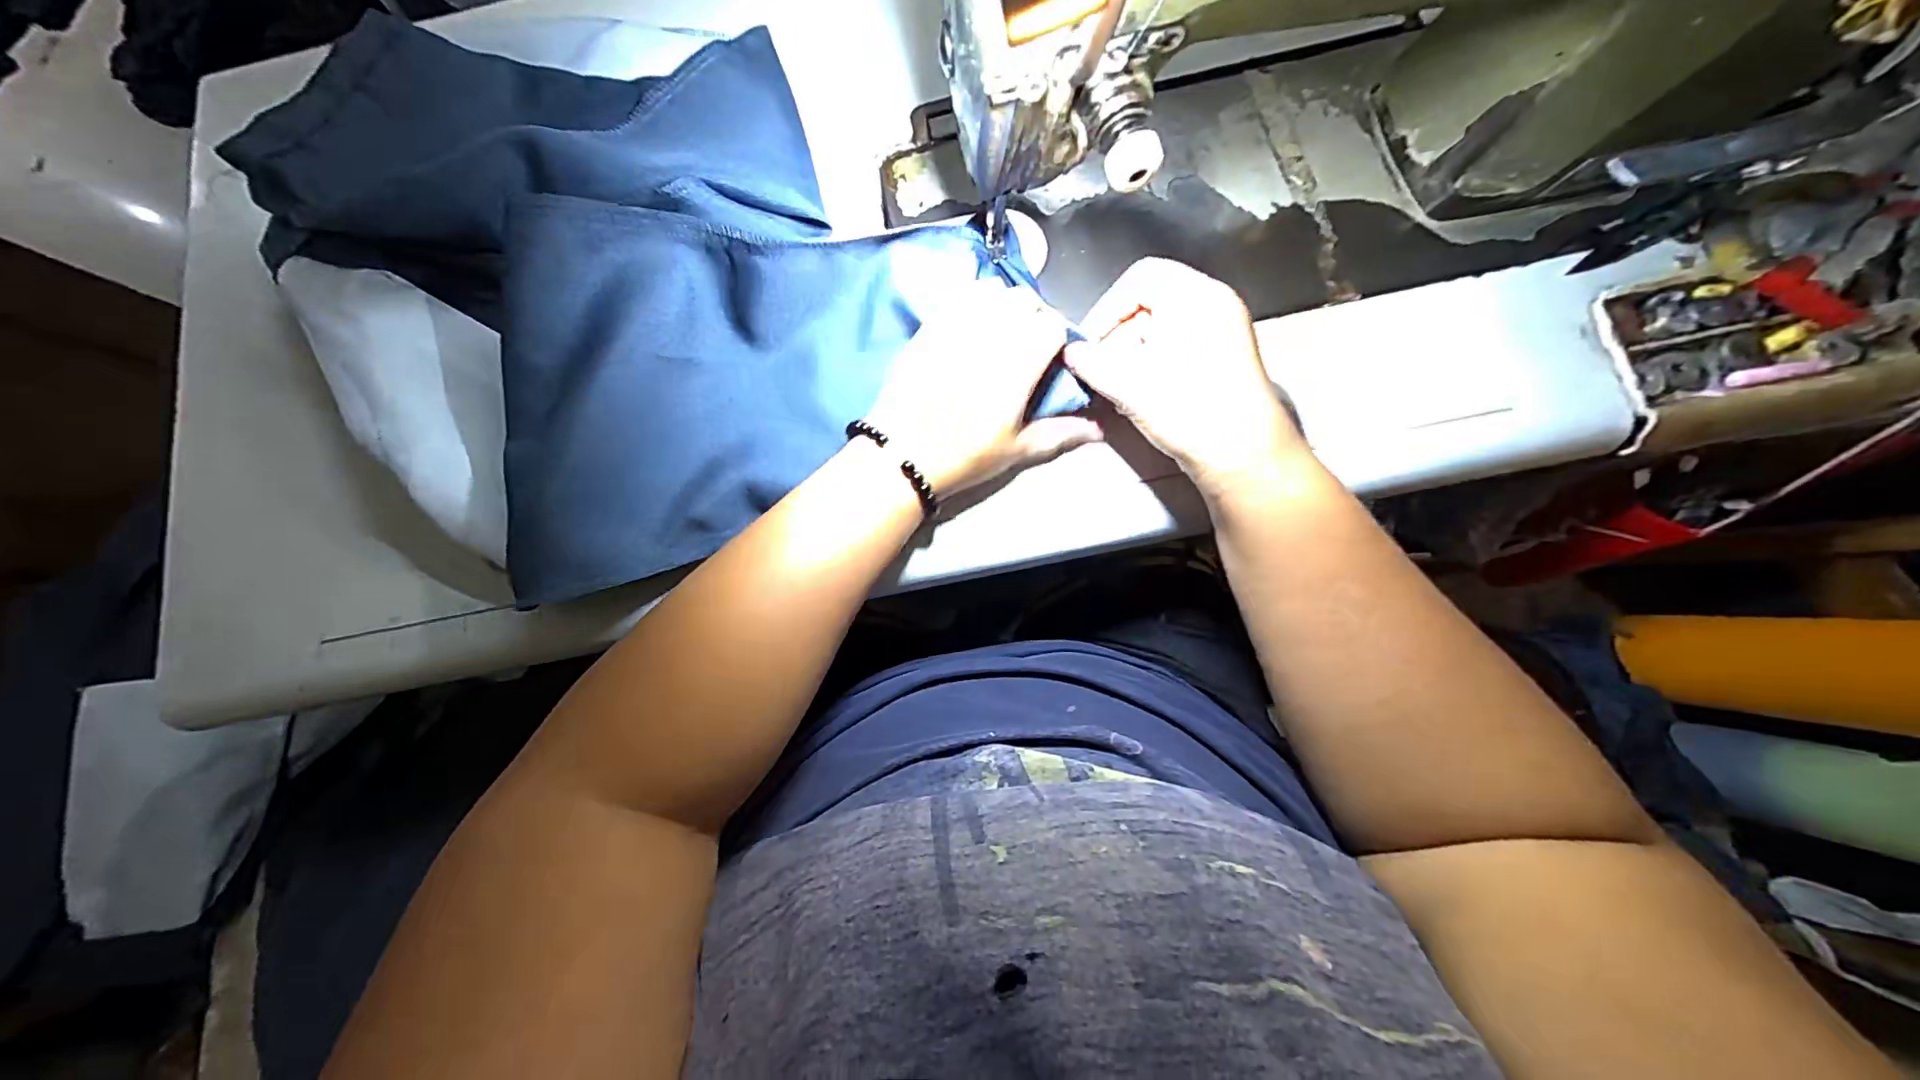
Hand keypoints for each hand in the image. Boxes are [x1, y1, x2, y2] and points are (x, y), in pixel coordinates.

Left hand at [861, 280, 1102, 497]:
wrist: (903, 455)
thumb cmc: (964, 456)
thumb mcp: (1017, 450)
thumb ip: (1060, 433)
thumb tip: (1096, 430)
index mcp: (1020, 362)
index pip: (1052, 324)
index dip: (1057, 338)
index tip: (1051, 358)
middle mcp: (991, 333)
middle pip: (1026, 301)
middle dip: (1033, 317)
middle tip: (1026, 345)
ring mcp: (957, 325)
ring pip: (992, 291)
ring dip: (1003, 306)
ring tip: (998, 332)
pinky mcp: (929, 325)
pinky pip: (957, 296)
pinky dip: (971, 302)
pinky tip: (970, 325)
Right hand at [1063, 258, 1309, 499]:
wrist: (1243, 453)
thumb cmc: (1185, 408)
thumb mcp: (1126, 383)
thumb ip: (1090, 362)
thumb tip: (1072, 353)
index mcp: (1194, 295)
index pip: (1139, 279)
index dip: (1106, 310)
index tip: (1090, 344)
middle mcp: (1215, 302)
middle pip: (1152, 303)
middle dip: (1119, 335)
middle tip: (1102, 369)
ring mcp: (1227, 329)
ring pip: (1165, 327)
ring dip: (1135, 353)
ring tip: (1121, 388)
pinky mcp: (1229, 357)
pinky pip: (1182, 345)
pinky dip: (1157, 362)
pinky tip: (1145, 394)